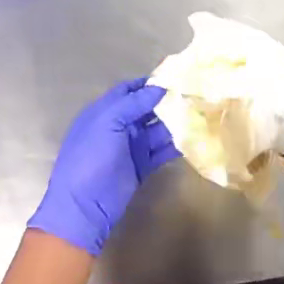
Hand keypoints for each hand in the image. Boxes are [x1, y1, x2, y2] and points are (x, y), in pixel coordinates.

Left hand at [28, 78, 180, 255]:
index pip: (128, 91)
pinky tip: (192, 140)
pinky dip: (174, 146)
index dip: (149, 84)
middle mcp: (118, 127)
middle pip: (146, 110)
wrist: (84, 206)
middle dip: (167, 103)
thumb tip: (158, 88)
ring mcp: (130, 149)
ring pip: (156, 131)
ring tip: (199, 116)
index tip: (175, 77)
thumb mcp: (107, 122)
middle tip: (194, 96)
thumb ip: (132, 103)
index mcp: (104, 112)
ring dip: (175, 124)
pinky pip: (160, 152)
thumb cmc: (91, 159)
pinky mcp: (140, 168)